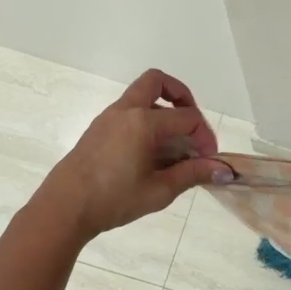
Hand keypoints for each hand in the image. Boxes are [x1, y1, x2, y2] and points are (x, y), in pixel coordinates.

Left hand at [33, 69, 233, 239]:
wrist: (65, 207)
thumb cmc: (114, 199)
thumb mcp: (160, 190)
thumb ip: (193, 174)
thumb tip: (225, 171)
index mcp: (143, 122)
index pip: (187, 117)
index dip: (205, 137)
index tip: (209, 161)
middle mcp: (126, 111)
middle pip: (158, 82)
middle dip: (182, 97)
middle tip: (191, 126)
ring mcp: (109, 118)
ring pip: (141, 96)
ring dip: (163, 111)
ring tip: (173, 147)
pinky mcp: (99, 130)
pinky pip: (129, 112)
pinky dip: (146, 122)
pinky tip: (151, 155)